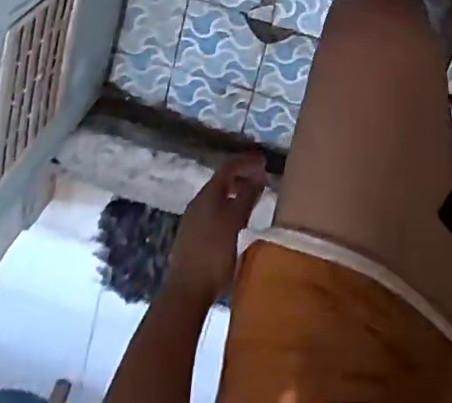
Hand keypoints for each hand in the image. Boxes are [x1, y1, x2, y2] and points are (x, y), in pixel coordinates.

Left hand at [165, 154, 266, 302]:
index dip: (246, 161)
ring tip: (253, 200)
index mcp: (208, 194)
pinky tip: (238, 223)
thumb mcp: (236, 221)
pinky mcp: (193, 237)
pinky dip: (229, 208)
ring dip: (236, 193)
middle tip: (261, 179)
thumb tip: (257, 176)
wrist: (187, 290)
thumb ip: (247, 196)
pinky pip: (214, 212)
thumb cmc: (215, 252)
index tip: (264, 161)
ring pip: (218, 197)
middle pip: (221, 181)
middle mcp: (198, 202)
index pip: (228, 167)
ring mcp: (193, 220)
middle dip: (241, 176)